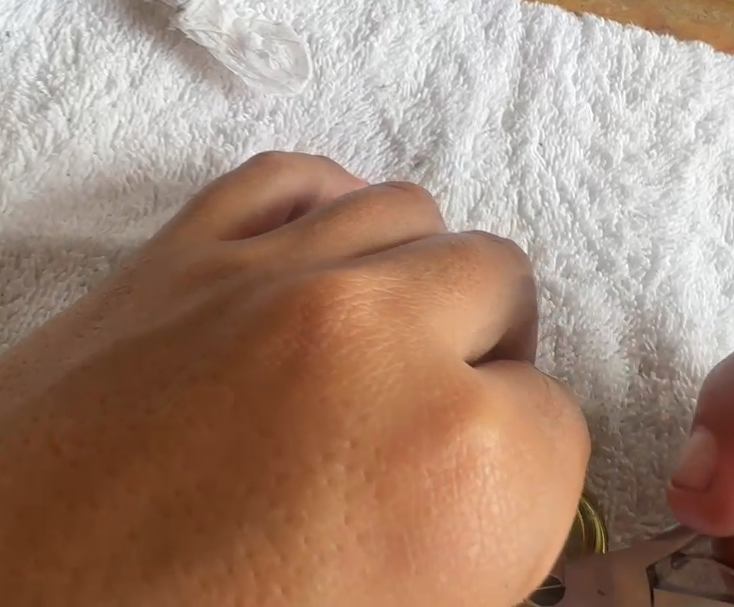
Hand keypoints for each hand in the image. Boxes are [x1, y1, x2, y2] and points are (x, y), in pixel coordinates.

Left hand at [0, 152, 588, 606]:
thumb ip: (472, 558)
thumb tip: (495, 505)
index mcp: (456, 467)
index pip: (560, 420)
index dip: (526, 474)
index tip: (482, 505)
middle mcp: (374, 335)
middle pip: (496, 278)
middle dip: (484, 352)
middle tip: (432, 418)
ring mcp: (264, 272)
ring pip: (408, 208)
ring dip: (412, 273)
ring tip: (371, 340)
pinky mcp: (173, 249)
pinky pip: (291, 175)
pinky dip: (321, 208)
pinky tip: (308, 262)